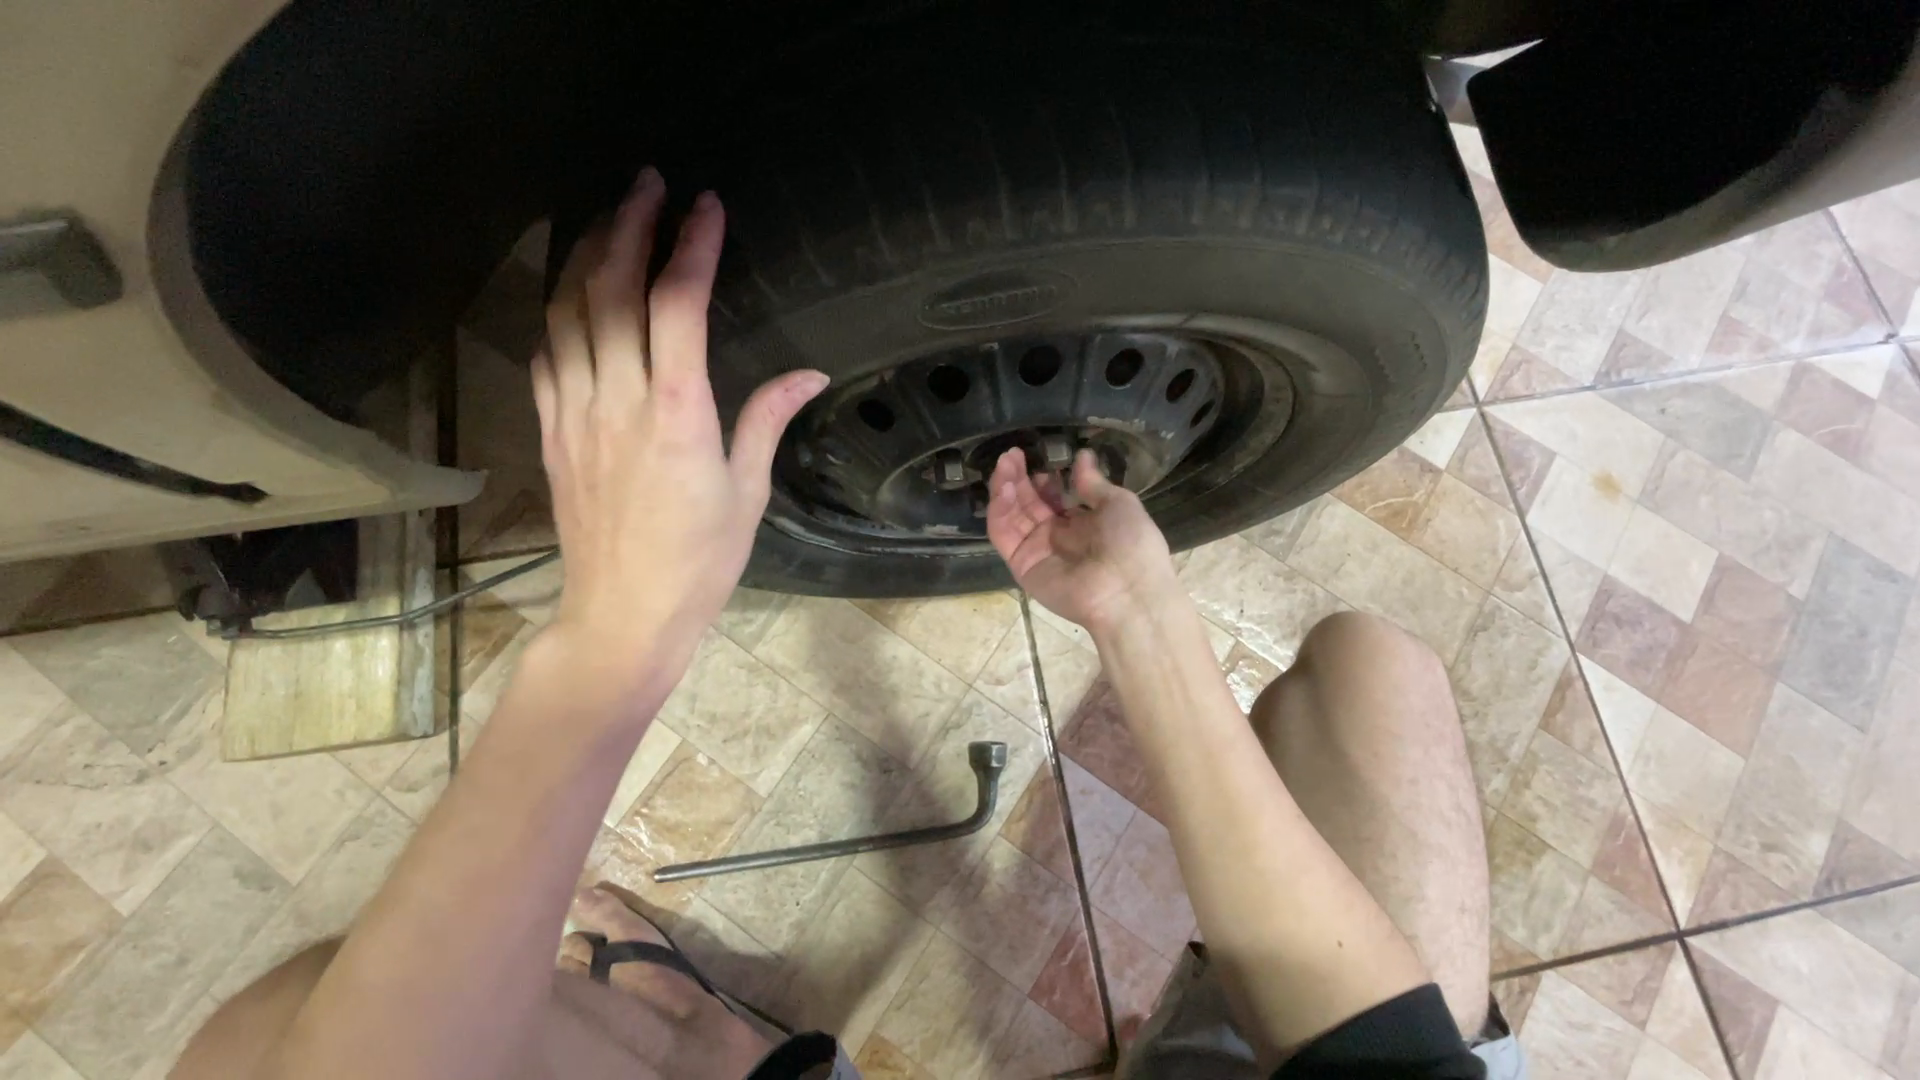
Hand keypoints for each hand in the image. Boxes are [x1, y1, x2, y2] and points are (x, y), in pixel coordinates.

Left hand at [532, 167, 827, 669]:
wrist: (623, 613)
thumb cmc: (699, 561)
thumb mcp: (748, 493)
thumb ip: (768, 419)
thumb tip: (810, 373)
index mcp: (678, 415)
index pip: (679, 306)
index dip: (692, 247)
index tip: (707, 206)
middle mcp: (618, 401)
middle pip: (609, 289)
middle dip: (628, 225)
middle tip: (647, 184)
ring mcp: (574, 413)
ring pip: (566, 311)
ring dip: (586, 254)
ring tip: (608, 218)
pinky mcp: (550, 431)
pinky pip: (545, 352)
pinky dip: (558, 308)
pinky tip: (573, 292)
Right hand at [985, 447, 1181, 634]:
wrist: (1127, 592)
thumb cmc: (1132, 544)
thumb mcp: (1119, 504)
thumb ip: (1093, 483)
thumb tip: (1083, 455)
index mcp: (1083, 523)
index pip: (1053, 497)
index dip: (1044, 478)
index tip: (1040, 457)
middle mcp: (1057, 536)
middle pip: (1029, 503)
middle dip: (1019, 478)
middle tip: (1013, 454)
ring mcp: (1037, 551)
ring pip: (1012, 515)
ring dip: (1005, 488)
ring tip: (1005, 463)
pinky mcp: (1021, 564)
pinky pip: (1004, 535)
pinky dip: (1000, 510)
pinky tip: (1005, 488)